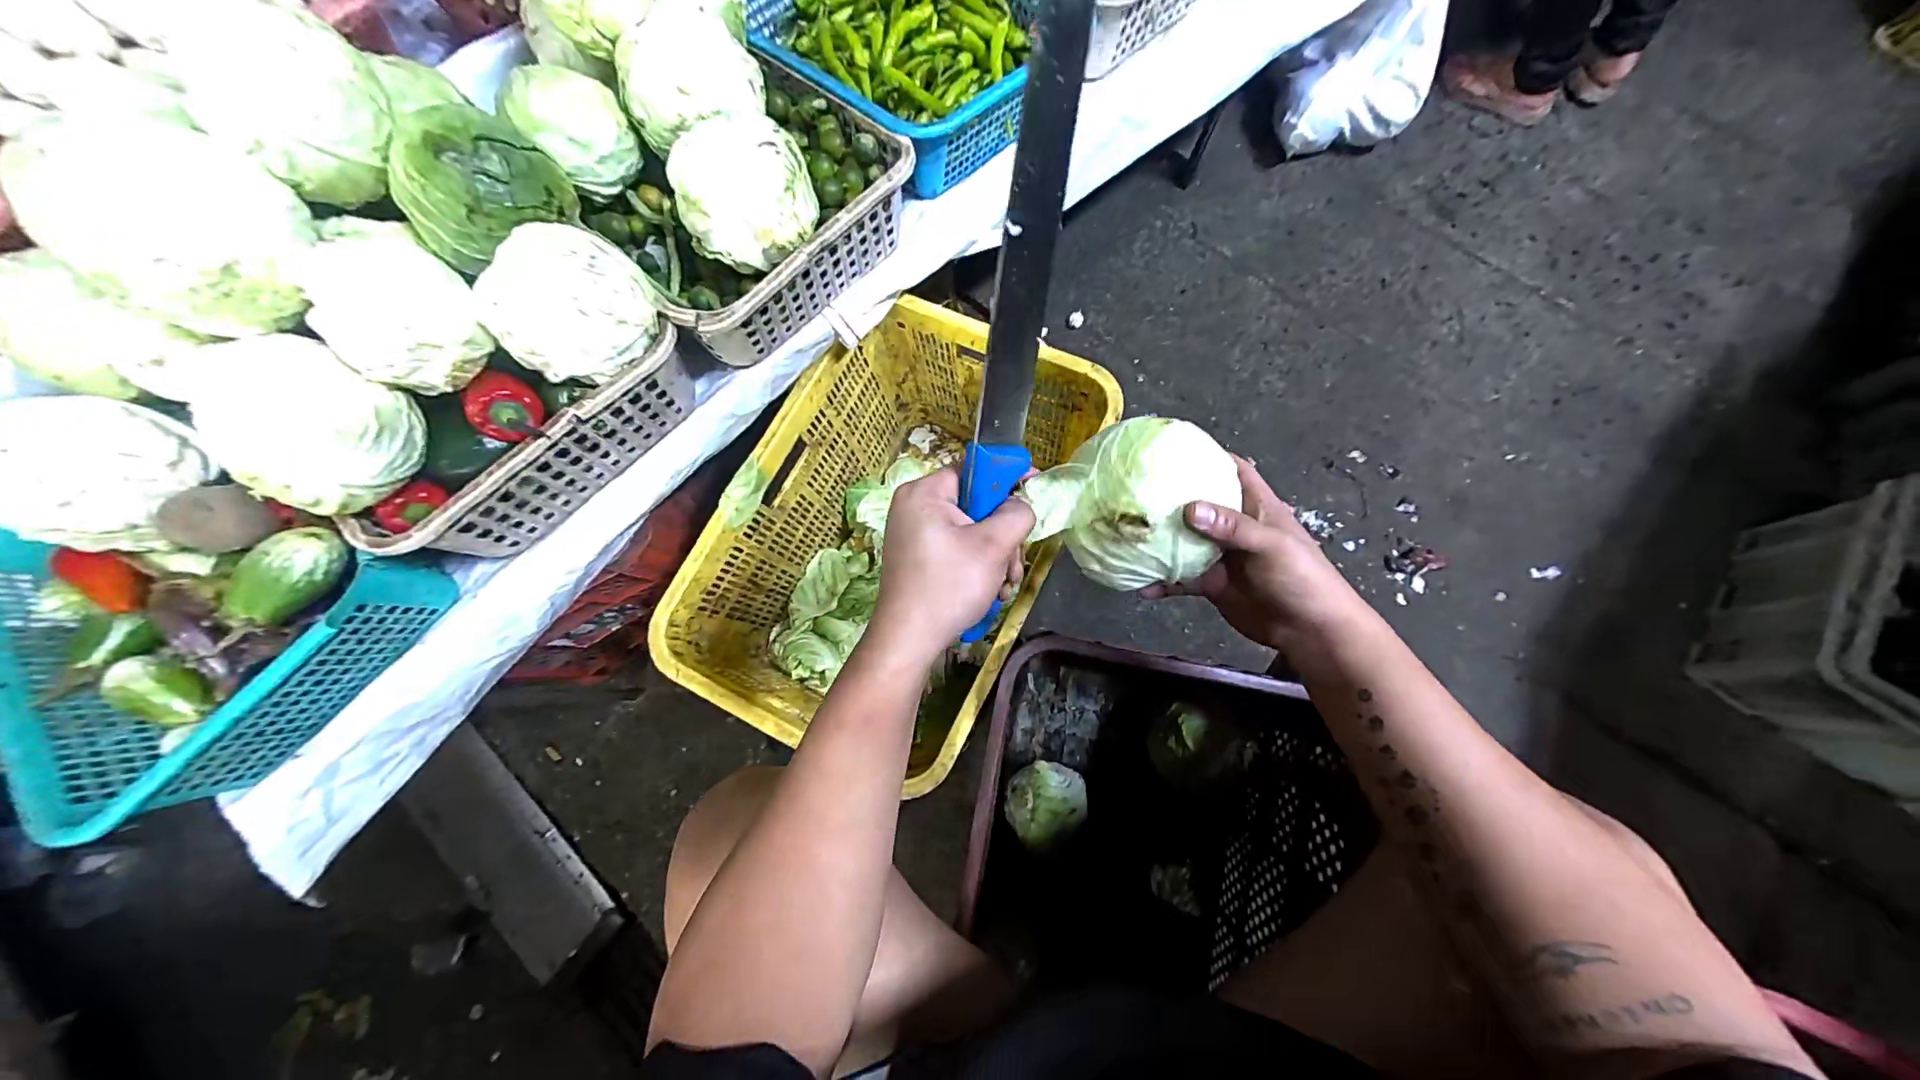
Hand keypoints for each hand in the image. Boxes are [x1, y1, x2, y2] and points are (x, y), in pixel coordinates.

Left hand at [872, 467, 1033, 661]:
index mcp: (925, 492)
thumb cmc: (948, 587)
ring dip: (995, 555)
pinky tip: (988, 591)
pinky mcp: (916, 556)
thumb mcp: (993, 546)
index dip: (1007, 478)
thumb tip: (1022, 503)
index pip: (975, 469)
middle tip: (1014, 562)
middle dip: (1002, 534)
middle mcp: (914, 505)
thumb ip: (1016, 514)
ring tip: (1003, 584)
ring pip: (970, 530)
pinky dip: (976, 566)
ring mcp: (912, 533)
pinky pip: (956, 548)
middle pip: (976, 503)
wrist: (908, 640)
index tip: (1033, 491)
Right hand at [1143, 457, 1367, 654]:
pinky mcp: (1211, 583)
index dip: (1210, 456)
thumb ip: (1231, 527)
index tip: (1176, 449)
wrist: (1308, 629)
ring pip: (1184, 542)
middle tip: (1137, 488)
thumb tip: (1188, 510)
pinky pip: (1180, 579)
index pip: (1234, 470)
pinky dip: (1162, 582)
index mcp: (1256, 507)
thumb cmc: (1301, 578)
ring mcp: (1221, 556)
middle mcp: (1234, 527)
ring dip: (1160, 540)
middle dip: (1172, 497)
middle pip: (1200, 503)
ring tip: (1129, 533)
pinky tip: (1141, 586)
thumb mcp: (1270, 545)